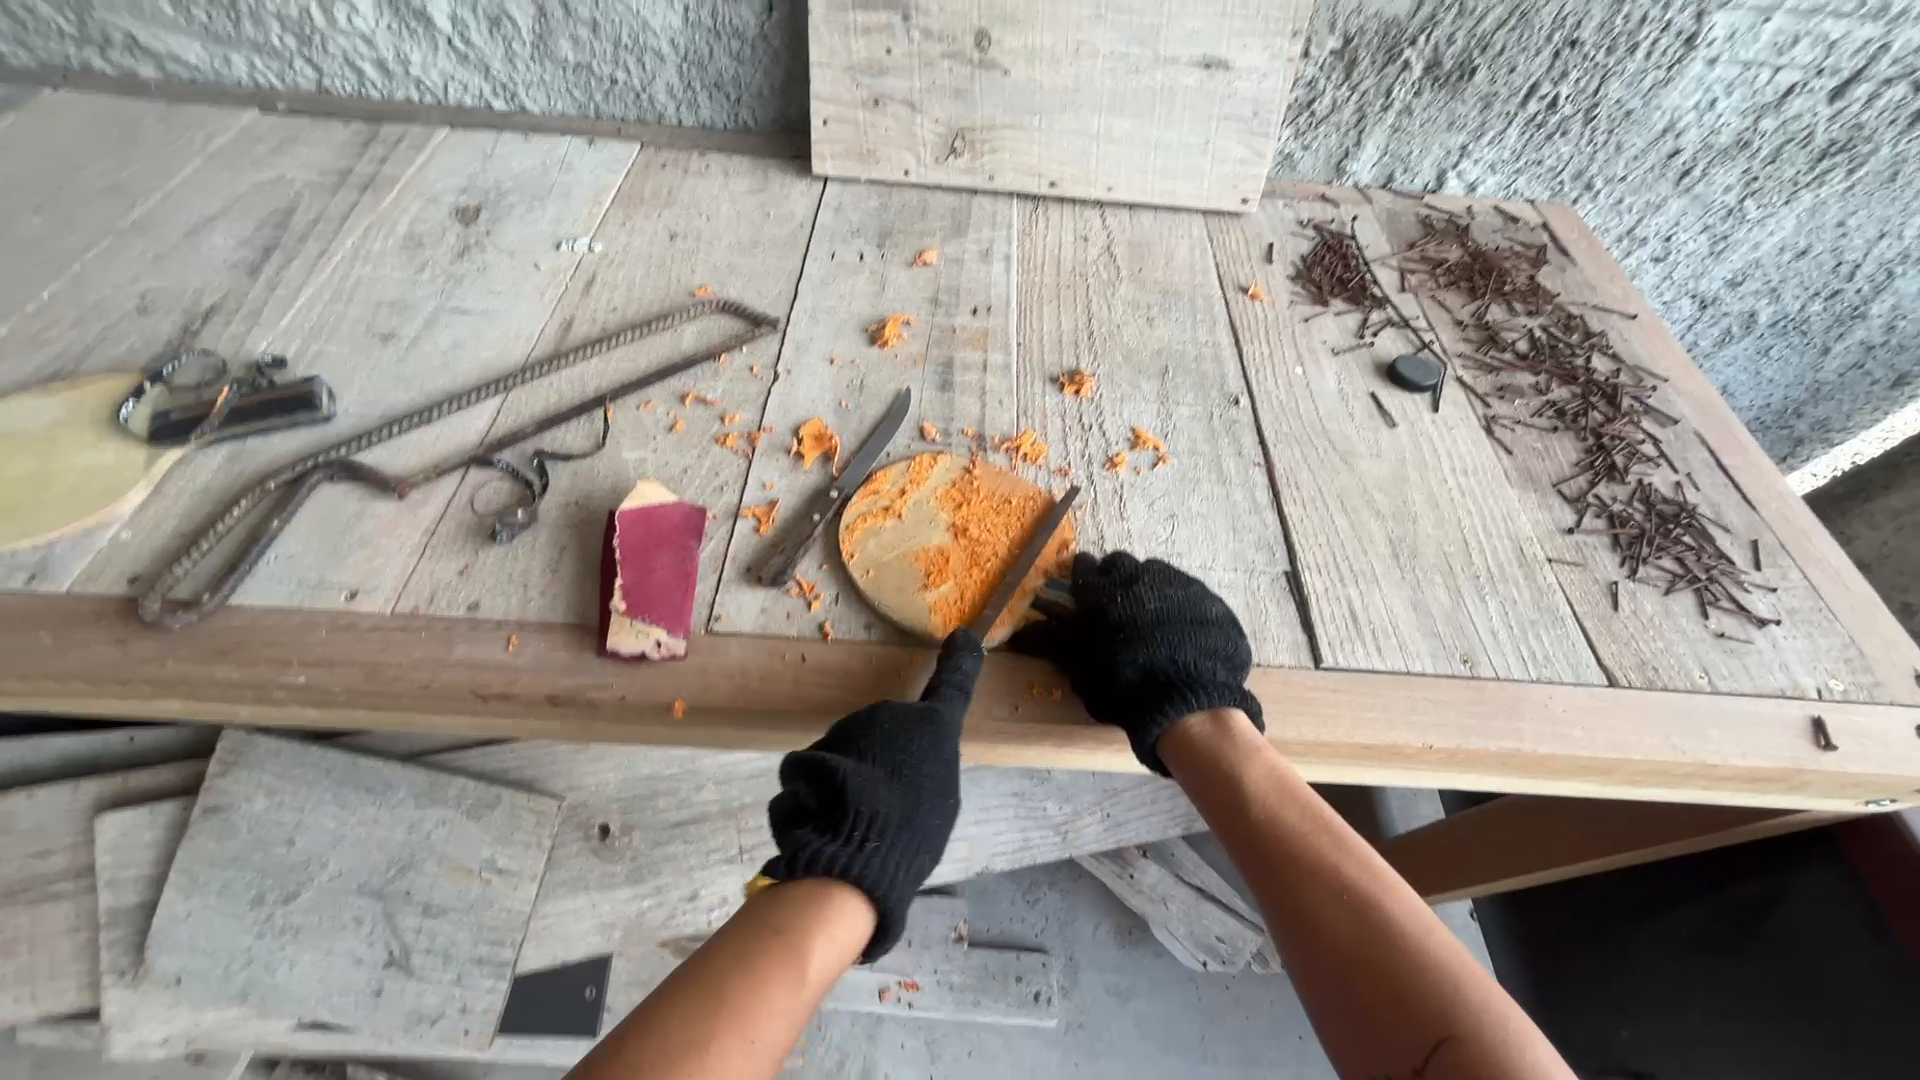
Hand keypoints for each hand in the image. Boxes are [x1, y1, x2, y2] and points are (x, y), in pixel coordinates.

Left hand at [760, 629, 982, 960]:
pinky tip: (824, 824)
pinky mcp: (814, 749)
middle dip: (881, 762)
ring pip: (849, 753)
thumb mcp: (937, 802)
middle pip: (886, 733)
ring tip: (854, 822)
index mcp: (932, 727)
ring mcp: (848, 729)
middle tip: (885, 805)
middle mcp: (890, 715)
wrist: (854, 849)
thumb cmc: (912, 832)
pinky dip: (819, 795)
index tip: (963, 636)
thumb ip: (925, 770)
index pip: (952, 688)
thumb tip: (904, 766)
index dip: (960, 663)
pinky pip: (818, 772)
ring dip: (848, 781)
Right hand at [1009, 551, 1262, 774]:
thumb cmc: (1121, 683)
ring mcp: (1177, 584)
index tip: (1082, 595)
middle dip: (1115, 579)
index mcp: (1101, 589)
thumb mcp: (1078, 666)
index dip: (1081, 580)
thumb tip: (1015, 634)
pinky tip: (1180, 631)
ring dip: (1147, 589)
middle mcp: (1138, 575)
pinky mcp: (1209, 599)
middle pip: (1120, 565)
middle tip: (1115, 609)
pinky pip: (1187, 594)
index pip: (1084, 568)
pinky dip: (1178, 606)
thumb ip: (1050, 643)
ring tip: (1149, 621)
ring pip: (1155, 574)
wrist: (1189, 702)